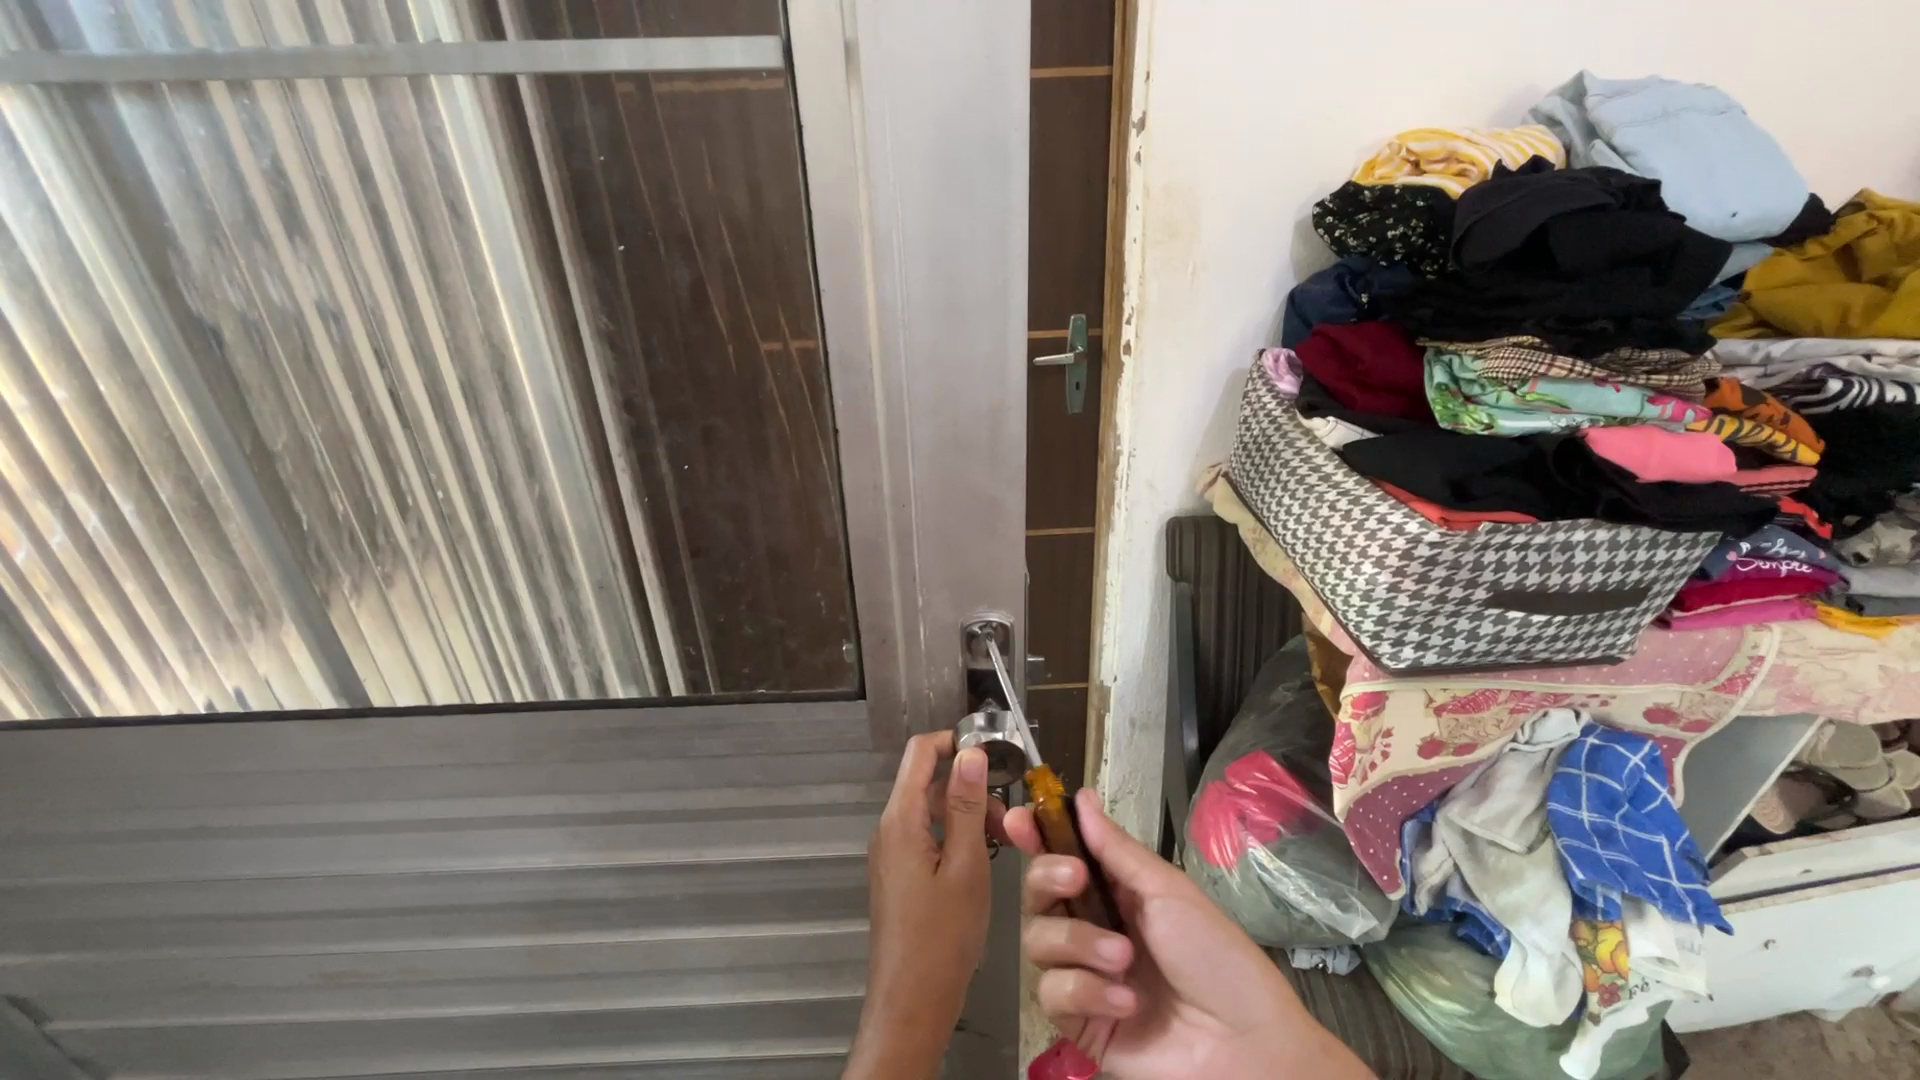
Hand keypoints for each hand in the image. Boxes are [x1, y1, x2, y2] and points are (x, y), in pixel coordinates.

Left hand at [843, 732, 1006, 1079]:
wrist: (911, 1003)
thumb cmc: (943, 936)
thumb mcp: (965, 866)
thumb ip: (966, 806)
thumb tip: (970, 753)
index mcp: (900, 819)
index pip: (920, 752)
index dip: (955, 741)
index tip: (994, 755)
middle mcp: (889, 829)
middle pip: (927, 782)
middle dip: (970, 787)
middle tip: (1010, 818)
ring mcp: (891, 854)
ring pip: (930, 812)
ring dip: (967, 815)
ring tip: (1004, 842)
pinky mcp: (899, 875)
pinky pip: (926, 838)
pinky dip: (955, 838)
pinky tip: (982, 862)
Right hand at [1007, 788, 1373, 1079]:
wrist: (1243, 1043)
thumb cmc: (1215, 954)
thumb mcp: (1167, 891)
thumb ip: (1115, 849)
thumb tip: (1080, 796)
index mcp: (1112, 892)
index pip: (1060, 856)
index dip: (1034, 836)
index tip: (1017, 819)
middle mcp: (1090, 927)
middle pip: (1037, 893)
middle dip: (1048, 878)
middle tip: (1076, 879)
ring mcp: (1082, 975)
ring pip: (1038, 942)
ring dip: (1078, 943)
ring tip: (1124, 959)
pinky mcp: (1079, 1022)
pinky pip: (1053, 994)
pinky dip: (1087, 993)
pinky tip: (1126, 1003)